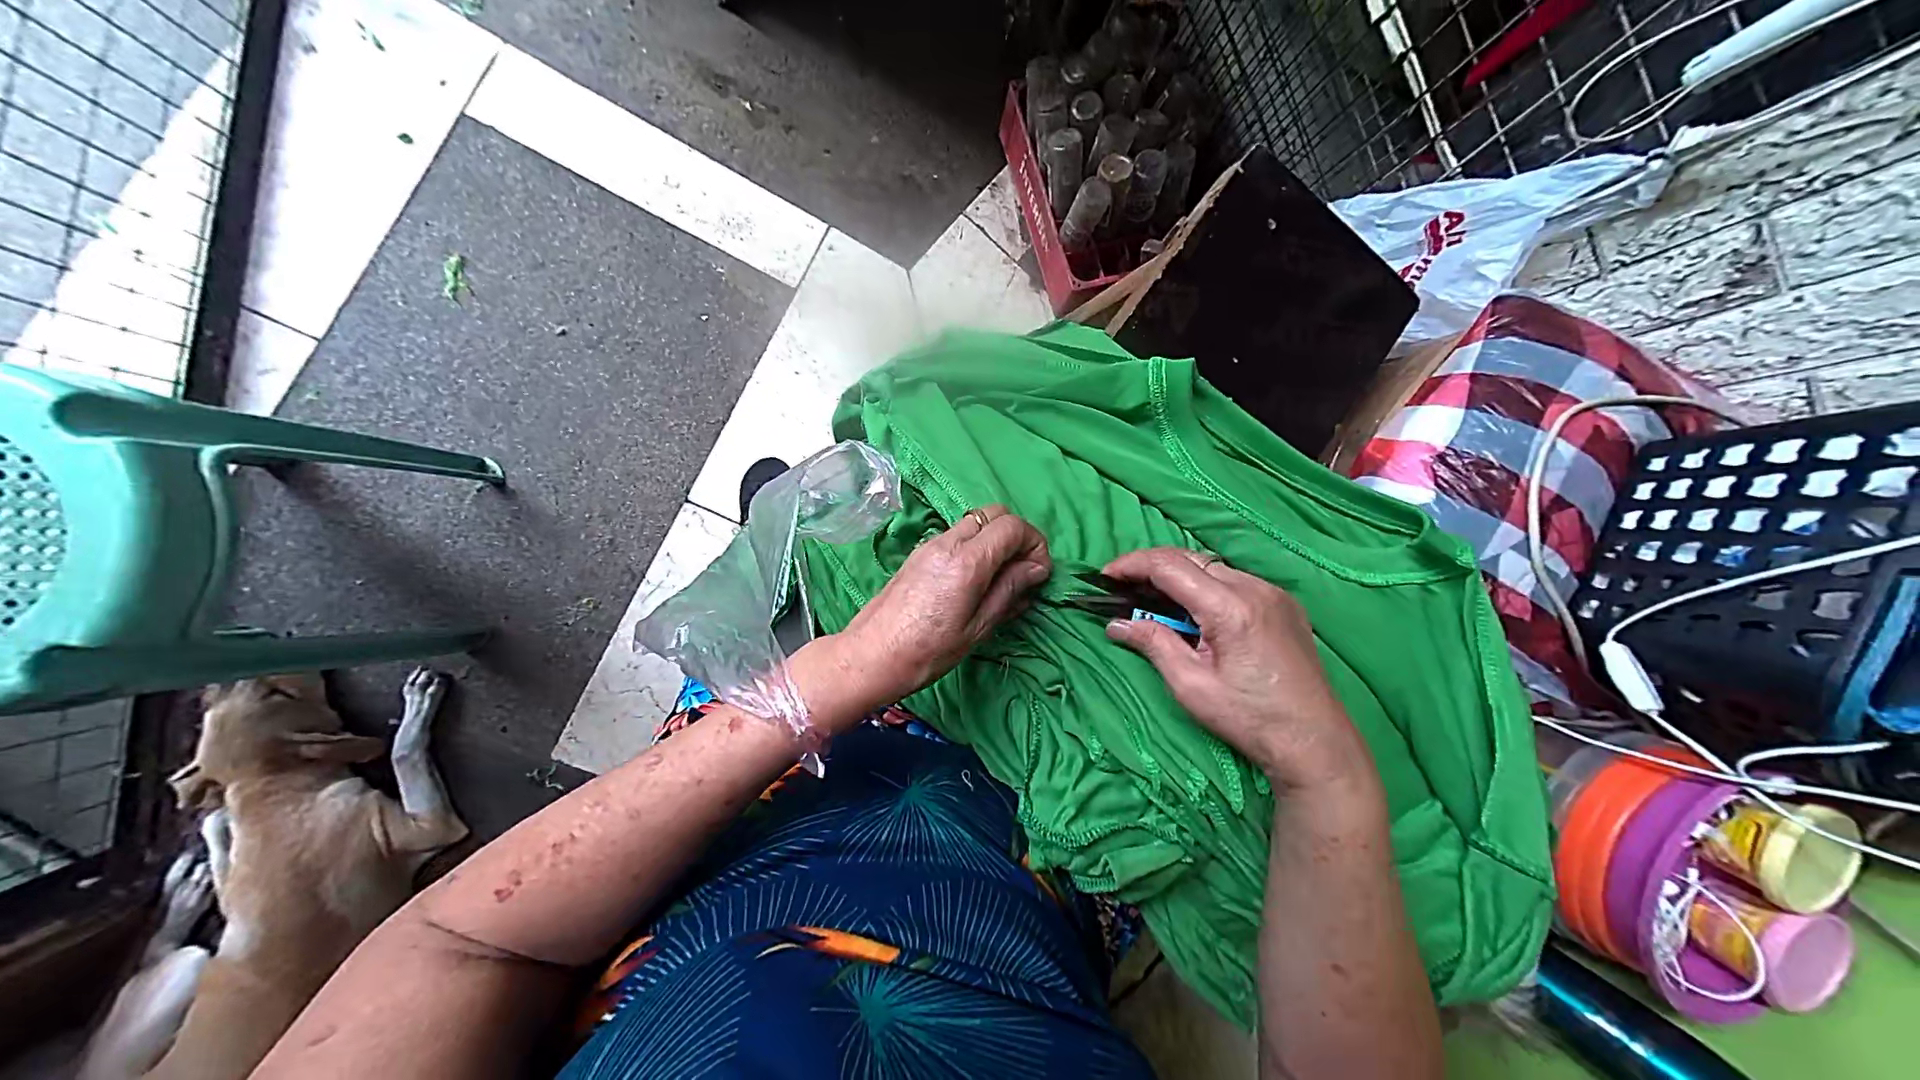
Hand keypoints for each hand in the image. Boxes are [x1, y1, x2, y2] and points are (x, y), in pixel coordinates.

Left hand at [796, 505, 1049, 725]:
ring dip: (996, 539)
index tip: (1039, 572)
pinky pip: (957, 535)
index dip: (1035, 543)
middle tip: (1023, 570)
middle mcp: (948, 543)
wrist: (871, 656)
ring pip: (975, 521)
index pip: (1013, 526)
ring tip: (1000, 578)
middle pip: (995, 513)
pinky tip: (976, 580)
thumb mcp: (978, 627)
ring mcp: (930, 545)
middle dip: (1017, 535)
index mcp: (967, 562)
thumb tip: (1036, 568)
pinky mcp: (919, 554)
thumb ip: (1009, 590)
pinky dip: (976, 545)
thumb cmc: (927, 651)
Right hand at [1102, 548, 1373, 792]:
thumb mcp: (1190, 685)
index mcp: (1230, 607)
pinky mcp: (1284, 604)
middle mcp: (1254, 588)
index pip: (1169, 565)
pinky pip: (1234, 580)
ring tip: (1154, 602)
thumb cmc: (1249, 719)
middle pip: (1190, 557)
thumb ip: (1153, 644)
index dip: (1132, 565)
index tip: (1105, 577)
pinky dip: (1205, 586)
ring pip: (1213, 567)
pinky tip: (1194, 612)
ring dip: (1179, 576)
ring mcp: (1274, 593)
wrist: (1315, 742)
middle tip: (1123, 588)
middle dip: (1151, 567)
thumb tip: (1116, 624)